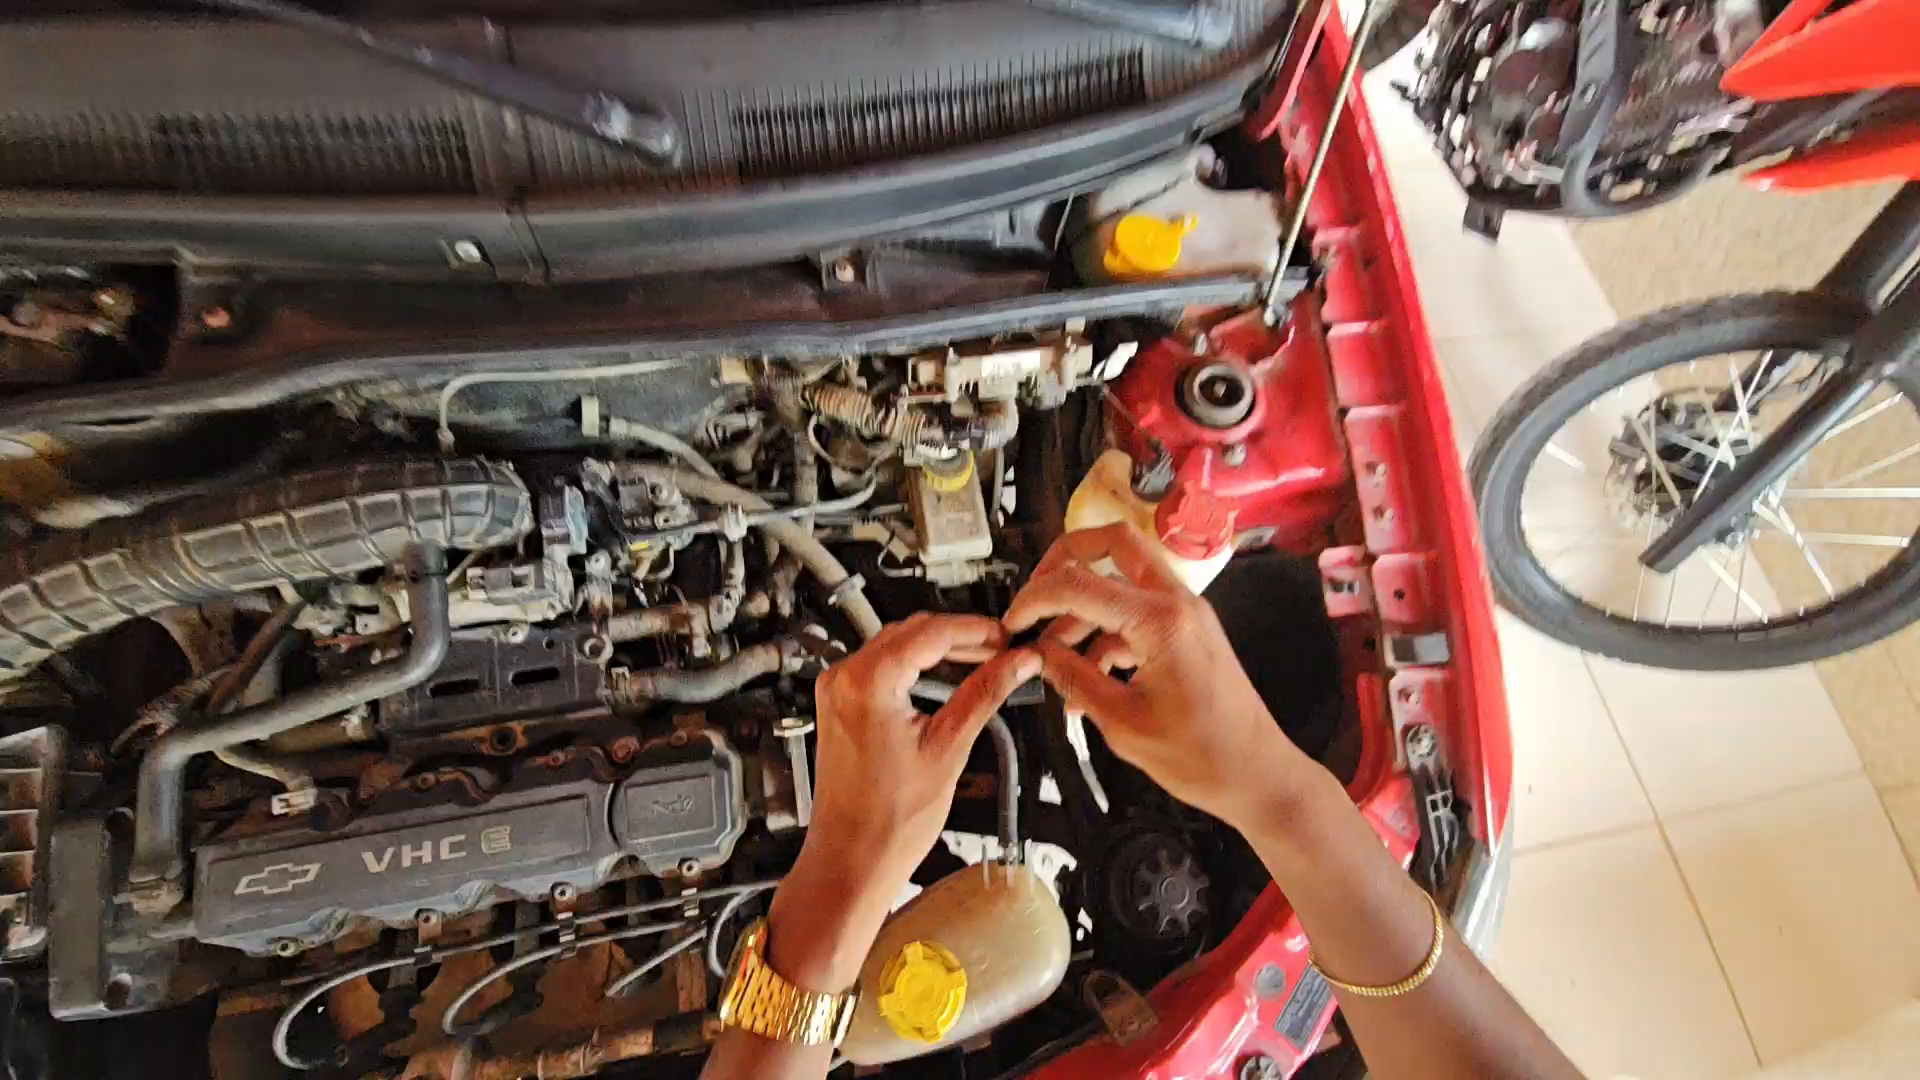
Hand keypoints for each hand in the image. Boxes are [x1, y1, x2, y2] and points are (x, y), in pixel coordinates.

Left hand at [807, 612, 1037, 875]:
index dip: (977, 630)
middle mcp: (844, 678)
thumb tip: (1017, 663)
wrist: (851, 860)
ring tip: (983, 660)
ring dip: (940, 649)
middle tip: (1002, 649)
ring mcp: (838, 690)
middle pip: (913, 631)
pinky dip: (917, 665)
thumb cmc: (887, 821)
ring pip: (897, 645)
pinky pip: (882, 666)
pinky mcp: (840, 704)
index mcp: (867, 682)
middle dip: (961, 636)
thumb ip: (985, 693)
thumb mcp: (949, 747)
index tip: (1007, 637)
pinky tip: (945, 675)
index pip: (932, 632)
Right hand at [1003, 524, 1316, 826]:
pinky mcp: (1184, 628)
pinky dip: (1102, 631)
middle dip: (1063, 560)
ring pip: (1119, 577)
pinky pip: (1133, 610)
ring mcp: (1183, 611)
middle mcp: (1176, 601)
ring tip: (1050, 653)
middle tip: (1034, 596)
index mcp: (1161, 620)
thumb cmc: (1201, 757)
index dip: (1035, 599)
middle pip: (1111, 543)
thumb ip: (1073, 678)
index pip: (1080, 584)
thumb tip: (1036, 652)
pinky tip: (1082, 673)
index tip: (1012, 622)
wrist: (1257, 775)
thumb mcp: (1121, 722)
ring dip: (1080, 605)